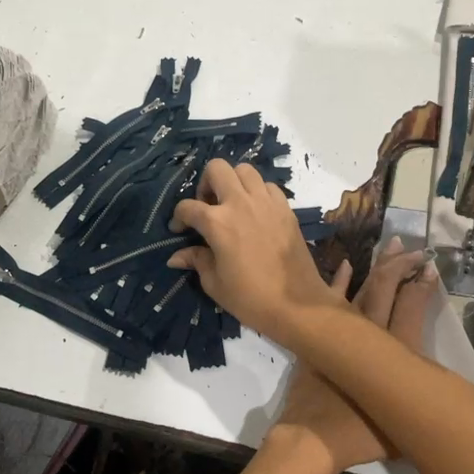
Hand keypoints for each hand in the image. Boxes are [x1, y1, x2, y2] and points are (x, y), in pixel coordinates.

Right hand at [168, 159, 338, 345]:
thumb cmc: (250, 298)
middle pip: (217, 169)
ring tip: (231, 204)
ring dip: (233, 182)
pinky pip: (268, 186)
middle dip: (205, 183)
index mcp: (217, 222)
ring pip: (245, 170)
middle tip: (207, 205)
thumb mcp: (215, 283)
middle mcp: (240, 203)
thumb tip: (176, 257)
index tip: (179, 230)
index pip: (187, 207)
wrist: (297, 305)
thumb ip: (197, 261)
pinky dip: (257, 192)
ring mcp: (266, 203)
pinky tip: (255, 212)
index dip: (178, 218)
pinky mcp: (286, 209)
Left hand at [270, 240, 436, 473]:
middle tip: (415, 249)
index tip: (431, 269)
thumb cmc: (360, 438)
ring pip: (361, 294)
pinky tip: (345, 267)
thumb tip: (438, 398)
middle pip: (385, 293)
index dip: (422, 287)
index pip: (411, 310)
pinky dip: (337, 285)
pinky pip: (328, 304)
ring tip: (389, 246)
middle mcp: (368, 338)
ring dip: (376, 269)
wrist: (311, 438)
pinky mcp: (316, 341)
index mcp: (396, 356)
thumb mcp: (405, 428)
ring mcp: (338, 336)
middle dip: (400, 267)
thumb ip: (422, 405)